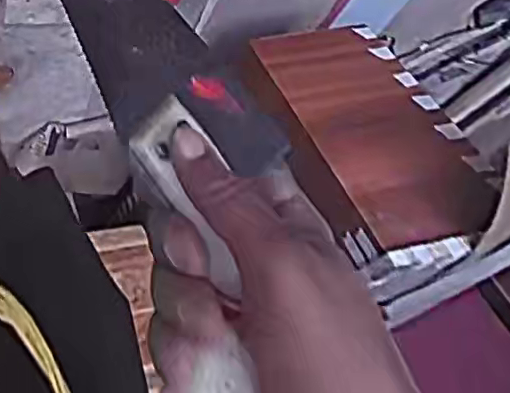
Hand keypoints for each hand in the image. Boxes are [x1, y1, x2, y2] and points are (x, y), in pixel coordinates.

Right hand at [146, 126, 416, 392]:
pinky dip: (181, 348)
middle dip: (180, 244)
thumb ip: (231, 201)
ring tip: (221, 333)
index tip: (159, 145)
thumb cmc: (349, 380)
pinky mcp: (200, 354)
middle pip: (179, 219)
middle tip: (202, 264)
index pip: (224, 171)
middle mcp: (249, 270)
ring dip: (184, 306)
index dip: (192, 158)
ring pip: (164, 274)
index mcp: (284, 234)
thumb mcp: (288, 270)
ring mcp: (224, 313)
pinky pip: (160, 326)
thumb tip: (187, 140)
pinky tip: (213, 364)